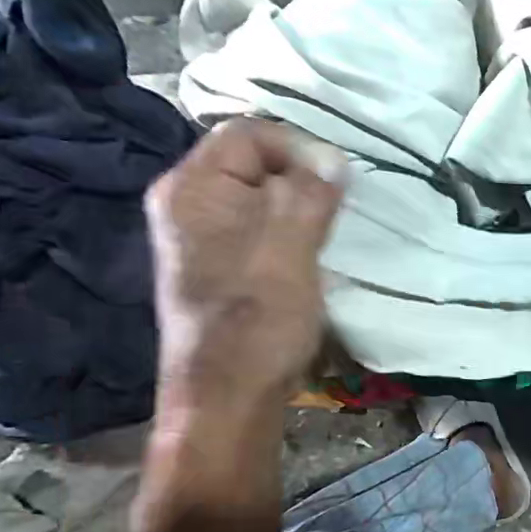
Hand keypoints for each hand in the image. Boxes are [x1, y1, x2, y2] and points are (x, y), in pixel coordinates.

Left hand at [146, 119, 346, 415]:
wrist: (230, 397)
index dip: (299, 148)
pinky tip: (314, 257)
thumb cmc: (257, 322)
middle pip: (255, 164)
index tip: (339, 184)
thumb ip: (308, 196)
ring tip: (332, 234)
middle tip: (340, 212)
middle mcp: (190, 205)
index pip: (249, 135)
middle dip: (305, 179)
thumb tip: (333, 158)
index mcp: (193, 190)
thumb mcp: (289, 250)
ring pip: (263, 199)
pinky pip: (262, 228)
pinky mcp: (223, 267)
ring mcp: (205, 238)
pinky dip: (293, 232)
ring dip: (303, 209)